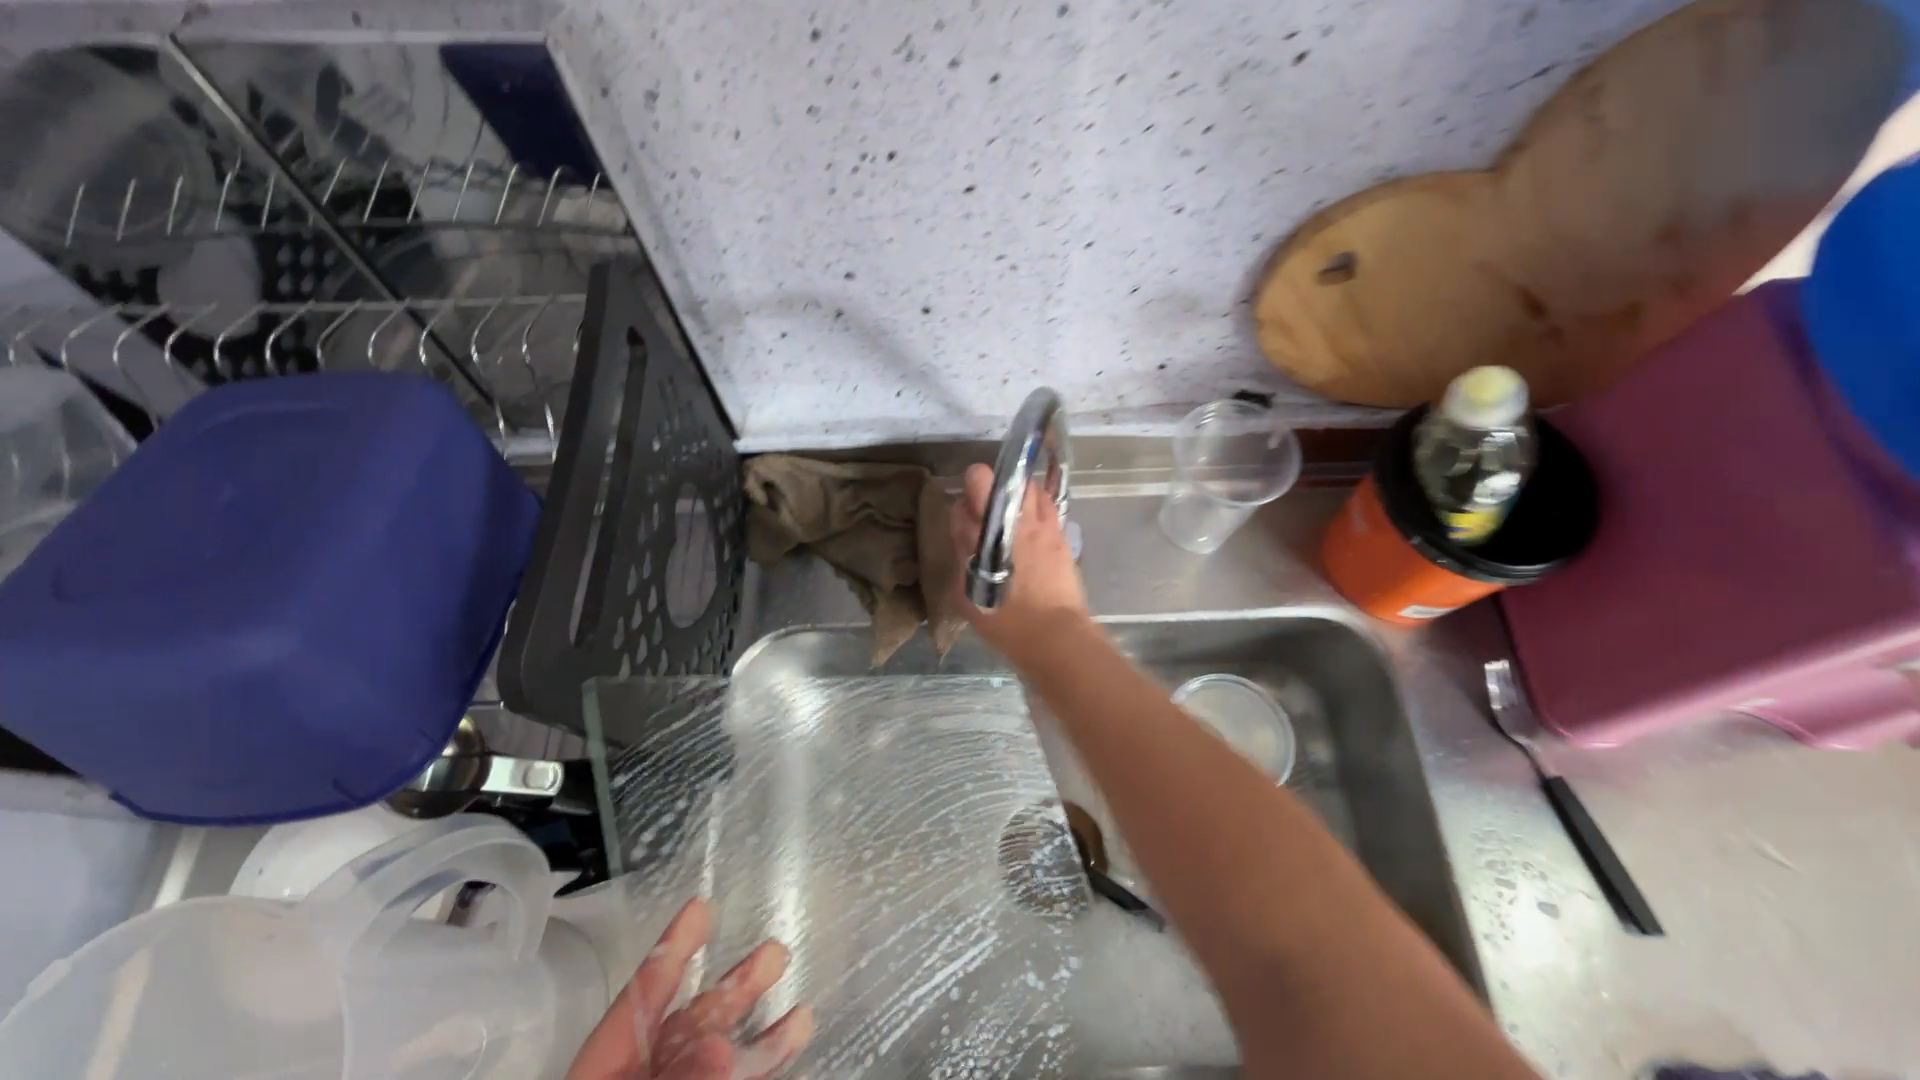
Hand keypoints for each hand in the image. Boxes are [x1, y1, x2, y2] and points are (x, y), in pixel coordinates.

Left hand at [565, 897, 813, 1079]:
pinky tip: (791, 1052)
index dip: (672, 953)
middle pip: (687, 1032)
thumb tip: (723, 1046)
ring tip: (804, 1012)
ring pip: (718, 1069)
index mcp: (604, 1072)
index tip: (703, 906)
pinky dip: (762, 1071)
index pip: (638, 1006)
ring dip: (763, 1044)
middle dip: (733, 992)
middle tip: (778, 952)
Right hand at [948, 463, 1092, 663]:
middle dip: (987, 485)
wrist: (1053, 634)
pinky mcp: (1059, 532)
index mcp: (980, 536)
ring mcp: (1038, 523)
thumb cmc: (1005, 621)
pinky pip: (1046, 503)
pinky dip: (1038, 504)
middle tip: (989, 506)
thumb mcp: (968, 594)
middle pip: (991, 479)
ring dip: (1016, 491)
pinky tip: (1034, 522)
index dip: (966, 499)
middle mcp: (1008, 521)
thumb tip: (964, 534)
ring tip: (1013, 511)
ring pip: (1024, 485)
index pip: (965, 496)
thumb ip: (963, 556)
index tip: (968, 512)